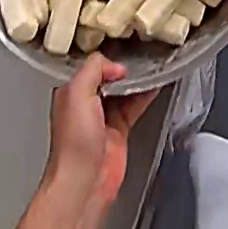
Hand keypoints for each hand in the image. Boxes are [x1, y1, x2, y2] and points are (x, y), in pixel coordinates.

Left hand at [44, 55, 160, 206]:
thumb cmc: (75, 141)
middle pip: (108, 76)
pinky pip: (135, 106)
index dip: (107, 56)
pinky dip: (146, 95)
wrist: (84, 182)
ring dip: (137, 79)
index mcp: (71, 91)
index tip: (124, 46)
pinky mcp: (119, 130)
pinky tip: (157, 84)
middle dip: (124, 66)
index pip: (90, 65)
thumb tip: (116, 66)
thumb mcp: (78, 93)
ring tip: (154, 63)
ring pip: (124, 90)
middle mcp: (85, 102)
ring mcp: (103, 117)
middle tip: (143, 51)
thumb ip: (94, 69)